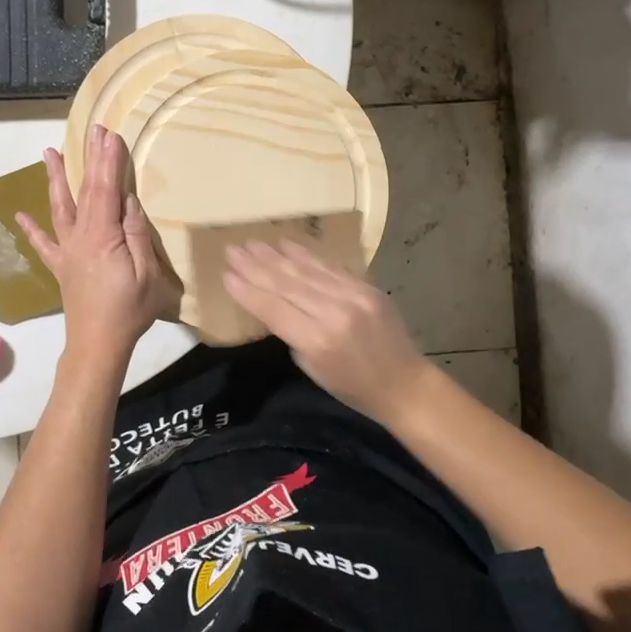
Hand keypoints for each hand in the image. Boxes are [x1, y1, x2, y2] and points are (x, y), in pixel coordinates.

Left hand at [18, 125, 165, 368]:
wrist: (97, 345)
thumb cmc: (129, 310)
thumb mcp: (147, 274)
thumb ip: (136, 235)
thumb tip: (128, 201)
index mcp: (103, 236)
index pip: (107, 189)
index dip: (109, 161)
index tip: (111, 135)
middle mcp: (80, 236)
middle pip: (85, 190)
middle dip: (90, 158)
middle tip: (93, 130)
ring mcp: (67, 251)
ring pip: (59, 208)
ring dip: (54, 179)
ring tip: (48, 152)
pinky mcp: (61, 266)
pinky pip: (43, 244)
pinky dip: (31, 229)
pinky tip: (20, 216)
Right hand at [223, 241, 432, 424]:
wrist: (405, 384)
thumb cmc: (353, 388)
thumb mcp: (312, 369)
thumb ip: (291, 333)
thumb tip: (272, 302)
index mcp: (318, 340)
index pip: (273, 308)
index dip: (247, 290)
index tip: (226, 274)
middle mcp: (335, 312)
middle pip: (286, 283)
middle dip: (255, 266)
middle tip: (231, 250)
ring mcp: (353, 295)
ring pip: (306, 270)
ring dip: (275, 255)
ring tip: (252, 243)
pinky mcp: (367, 286)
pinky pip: (329, 266)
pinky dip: (305, 255)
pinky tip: (287, 245)